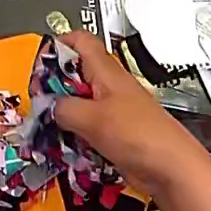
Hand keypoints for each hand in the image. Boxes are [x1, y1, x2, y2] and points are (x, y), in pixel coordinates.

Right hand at [52, 32, 210, 194]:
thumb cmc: (143, 136)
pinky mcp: (114, 135)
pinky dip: (75, 139)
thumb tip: (48, 107)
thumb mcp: (92, 118)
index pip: (80, 41)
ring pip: (78, 107)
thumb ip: (63, 108)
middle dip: (53, 91)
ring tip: (54, 132)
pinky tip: (71, 150)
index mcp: (107, 72)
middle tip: (43, 107)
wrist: (170, 168)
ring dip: (63, 119)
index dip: (57, 47)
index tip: (40, 67)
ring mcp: (112, 112)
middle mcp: (110, 88)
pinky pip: (86, 131)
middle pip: (73, 77)